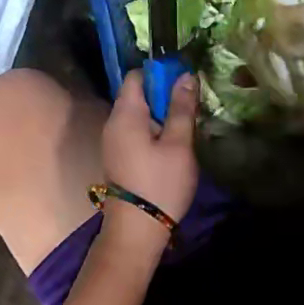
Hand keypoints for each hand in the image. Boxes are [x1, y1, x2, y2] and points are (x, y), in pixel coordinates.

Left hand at [101, 71, 199, 229]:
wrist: (136, 232)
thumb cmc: (159, 184)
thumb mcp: (178, 144)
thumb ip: (181, 108)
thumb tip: (186, 75)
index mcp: (125, 114)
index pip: (136, 76)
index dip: (159, 72)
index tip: (183, 79)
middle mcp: (113, 122)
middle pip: (136, 94)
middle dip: (162, 94)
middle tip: (190, 103)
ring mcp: (113, 141)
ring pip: (137, 114)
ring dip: (159, 113)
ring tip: (185, 122)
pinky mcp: (118, 157)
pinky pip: (134, 130)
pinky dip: (152, 129)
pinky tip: (171, 142)